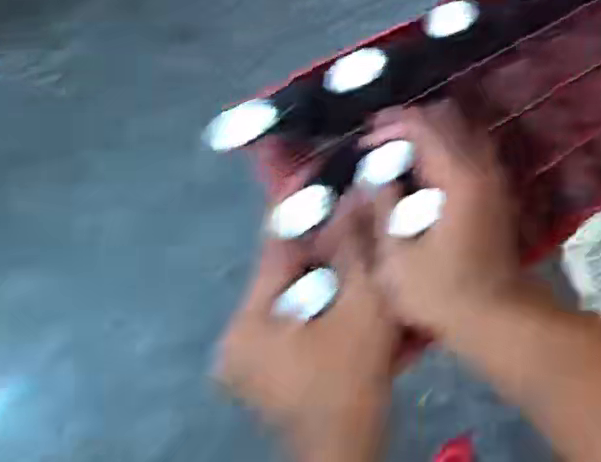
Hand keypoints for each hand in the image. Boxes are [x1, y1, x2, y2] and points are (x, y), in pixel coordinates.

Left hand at [213, 206, 396, 461]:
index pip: (276, 245)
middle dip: (323, 236)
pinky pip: (297, 309)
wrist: (345, 439)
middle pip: (287, 267)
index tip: (318, 165)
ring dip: (328, 262)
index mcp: (249, 320)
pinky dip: (324, 288)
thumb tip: (356, 191)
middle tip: (355, 204)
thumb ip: (355, 245)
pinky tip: (353, 278)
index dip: (302, 203)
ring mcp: (249, 356)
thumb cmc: (352, 367)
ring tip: (360, 234)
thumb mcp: (362, 299)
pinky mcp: (266, 367)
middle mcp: (237, 335)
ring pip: (294, 288)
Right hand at [362, 102, 524, 340]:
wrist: (493, 309)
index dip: (395, 125)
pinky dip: (448, 146)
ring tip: (395, 145)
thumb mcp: (395, 257)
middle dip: (413, 122)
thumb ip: (382, 209)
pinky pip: (473, 149)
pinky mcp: (497, 189)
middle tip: (378, 135)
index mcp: (460, 177)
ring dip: (432, 132)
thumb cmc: (439, 290)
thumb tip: (371, 175)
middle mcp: (484, 167)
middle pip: (452, 122)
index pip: (428, 129)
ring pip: (466, 132)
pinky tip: (423, 165)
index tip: (364, 137)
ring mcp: (495, 176)